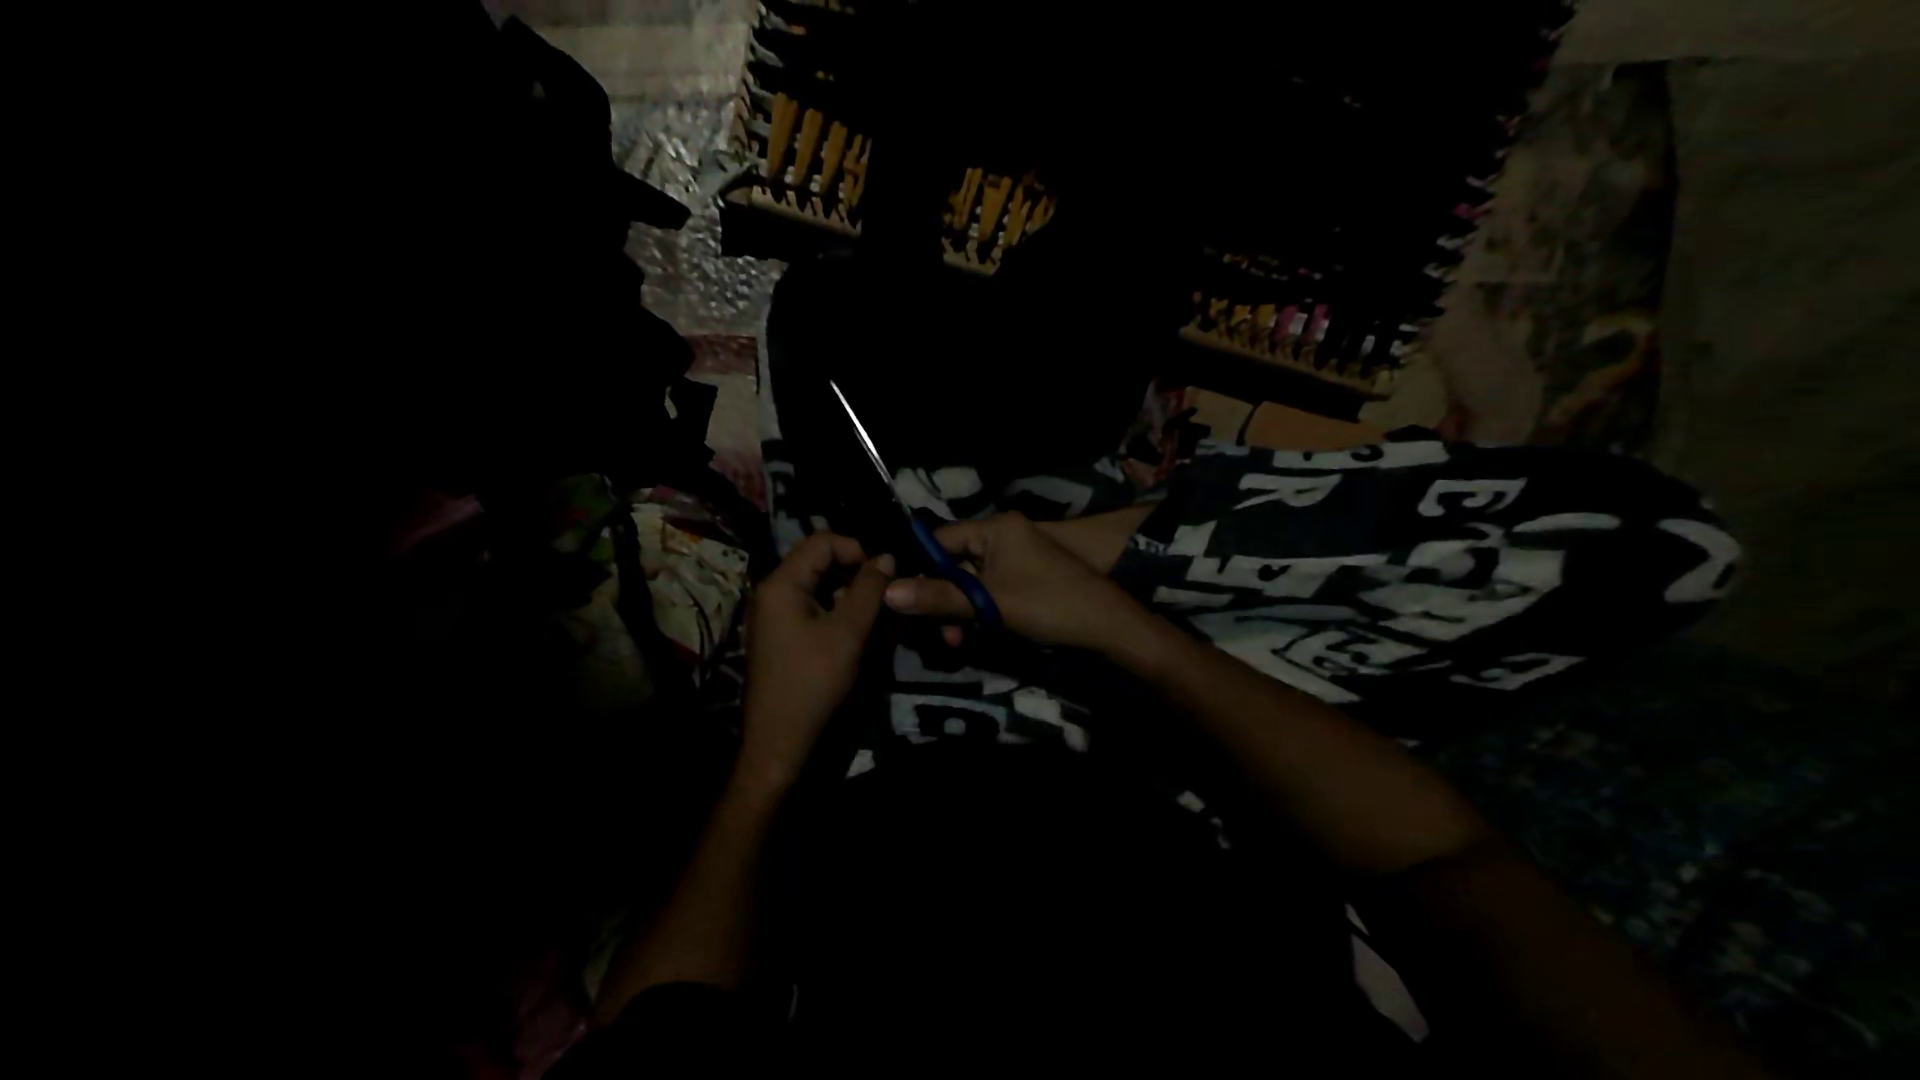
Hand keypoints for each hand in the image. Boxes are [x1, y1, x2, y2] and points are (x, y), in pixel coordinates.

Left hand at [741, 532, 893, 785]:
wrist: (781, 739)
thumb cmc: (814, 681)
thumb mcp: (848, 632)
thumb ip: (869, 590)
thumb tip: (887, 556)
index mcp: (782, 583)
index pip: (822, 541)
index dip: (857, 549)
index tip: (885, 573)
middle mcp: (775, 591)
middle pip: (821, 562)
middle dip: (857, 573)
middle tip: (886, 594)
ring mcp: (777, 614)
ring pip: (821, 586)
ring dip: (851, 594)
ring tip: (878, 616)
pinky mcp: (785, 634)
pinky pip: (816, 608)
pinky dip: (840, 612)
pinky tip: (859, 631)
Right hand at [882, 511, 1146, 649]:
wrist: (1107, 626)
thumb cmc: (1046, 604)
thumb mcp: (988, 602)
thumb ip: (937, 597)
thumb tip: (888, 593)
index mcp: (996, 527)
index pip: (940, 540)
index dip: (919, 569)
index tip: (904, 600)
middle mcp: (1005, 536)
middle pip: (955, 563)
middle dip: (941, 599)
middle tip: (935, 632)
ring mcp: (1017, 558)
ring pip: (971, 582)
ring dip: (959, 611)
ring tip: (955, 641)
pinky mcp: (1026, 580)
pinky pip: (990, 591)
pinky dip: (979, 612)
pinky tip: (973, 636)